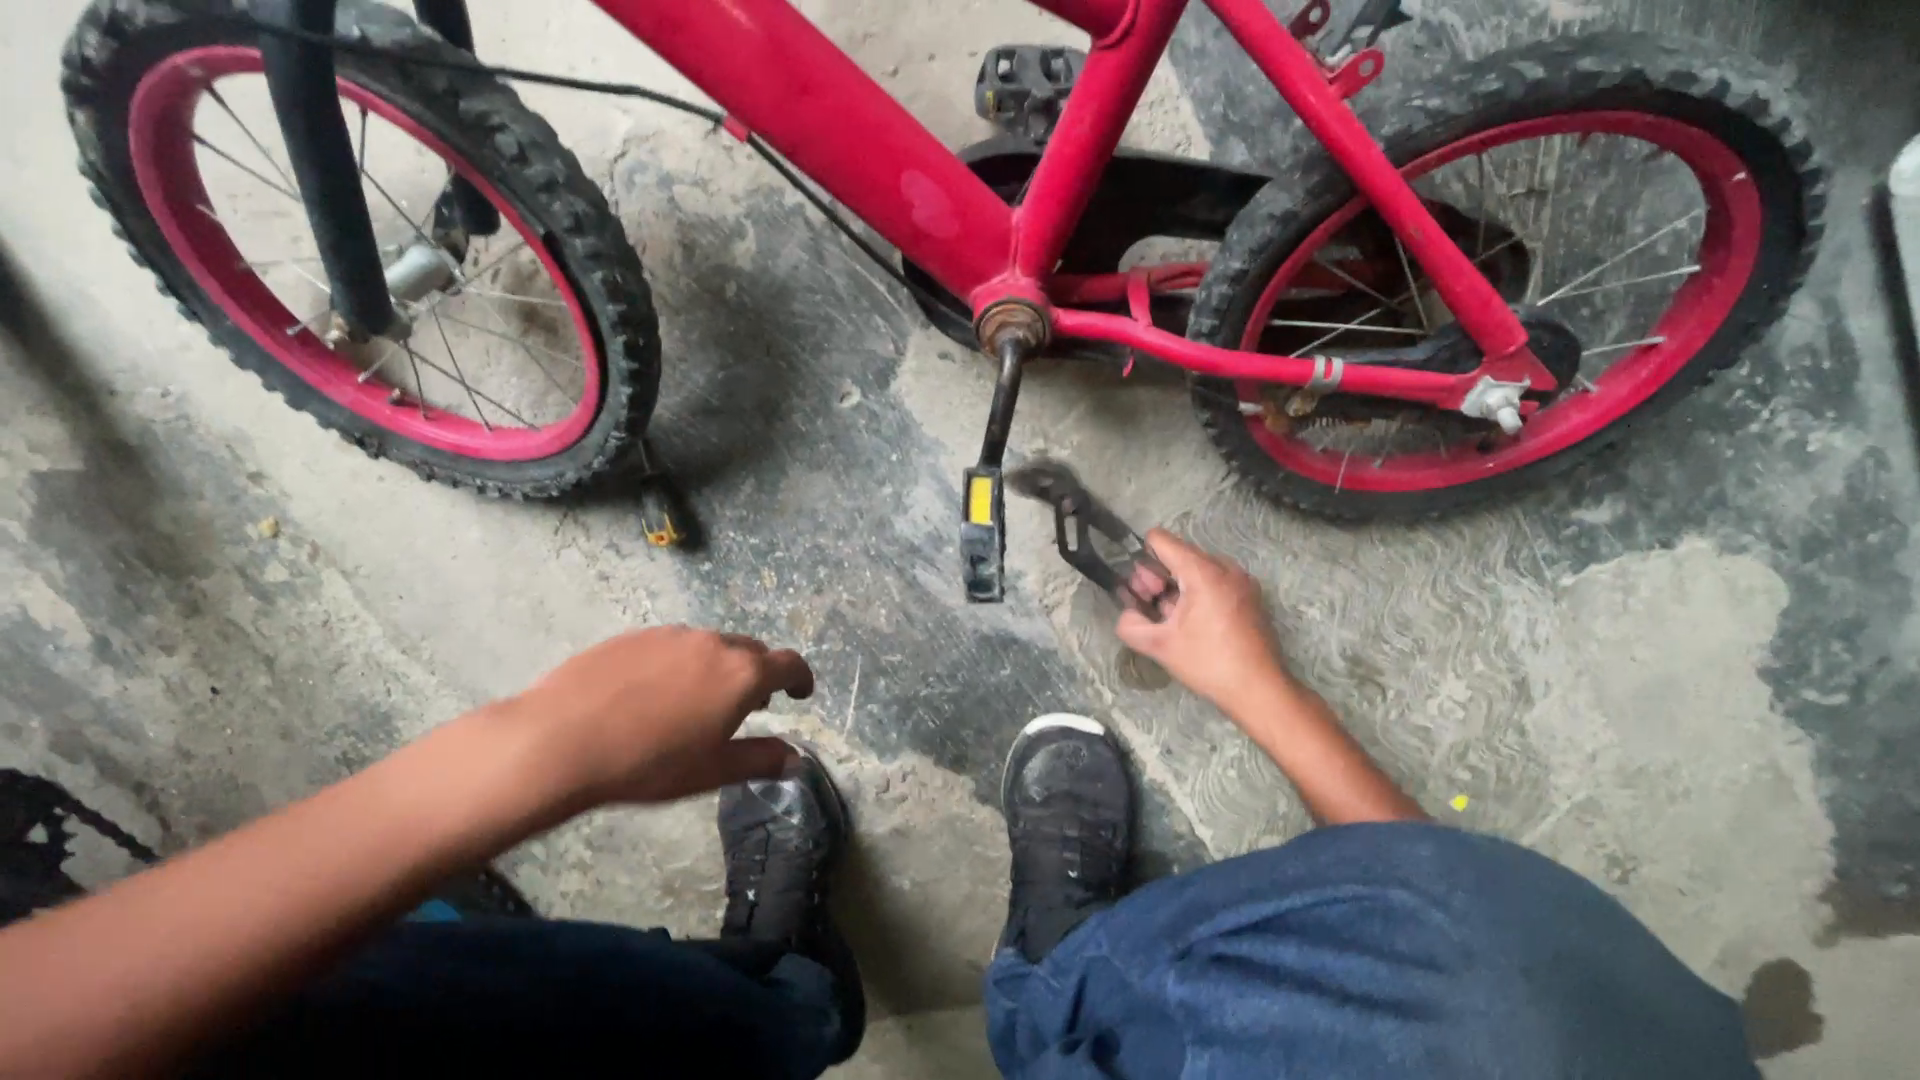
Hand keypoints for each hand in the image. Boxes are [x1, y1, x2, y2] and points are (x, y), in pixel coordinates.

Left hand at [498, 626, 814, 807]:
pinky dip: (679, 665)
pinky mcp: (634, 635)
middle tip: (747, 707)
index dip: (800, 679)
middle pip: (750, 651)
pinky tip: (652, 695)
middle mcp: (713, 643)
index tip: (799, 694)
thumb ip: (760, 759)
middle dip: (757, 675)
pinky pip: (672, 646)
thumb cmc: (648, 762)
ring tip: (696, 703)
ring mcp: (671, 635)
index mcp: (742, 674)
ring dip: (717, 668)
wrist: (561, 740)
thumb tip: (795, 759)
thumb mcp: (712, 770)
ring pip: (709, 647)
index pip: (789, 664)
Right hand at [1116, 530, 1291, 711]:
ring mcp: (1242, 580)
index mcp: (1203, 572)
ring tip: (1176, 621)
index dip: (1144, 562)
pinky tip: (1197, 624)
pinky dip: (1199, 593)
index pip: (1161, 540)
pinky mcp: (1250, 595)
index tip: (1147, 593)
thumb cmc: (1208, 663)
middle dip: (1159, 578)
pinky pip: (1215, 581)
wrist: (1259, 689)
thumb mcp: (1159, 646)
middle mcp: (1225, 568)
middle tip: (1156, 610)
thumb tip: (1129, 614)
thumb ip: (1130, 624)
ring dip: (1178, 587)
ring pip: (1197, 568)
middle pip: (1179, 554)